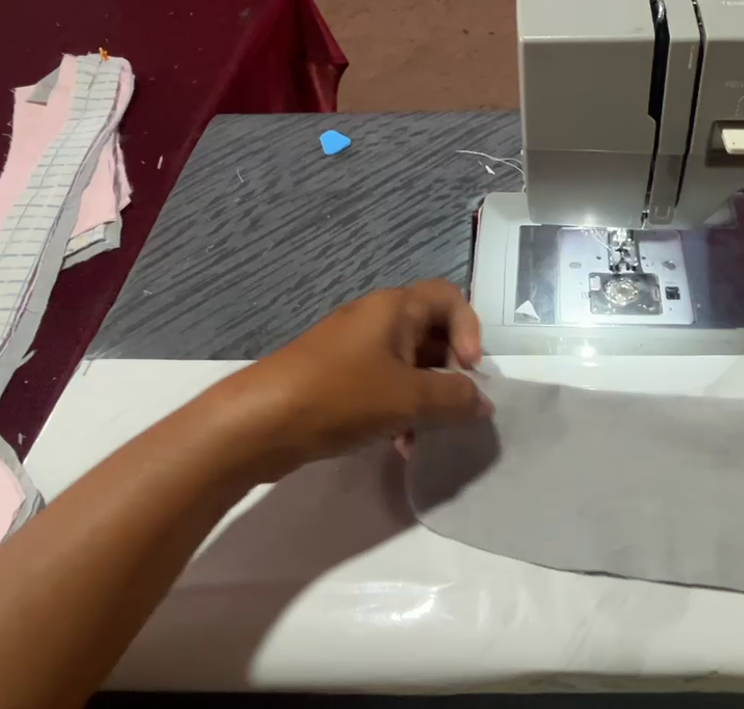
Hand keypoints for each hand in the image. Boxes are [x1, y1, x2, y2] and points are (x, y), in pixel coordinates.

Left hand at [205, 280, 491, 481]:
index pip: (450, 298)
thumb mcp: (409, 399)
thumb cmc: (342, 395)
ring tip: (425, 435)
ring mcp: (354, 348)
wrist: (261, 421)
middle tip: (454, 407)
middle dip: (449, 372)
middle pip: (431, 333)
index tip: (468, 371)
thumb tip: (483, 401)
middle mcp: (377, 319)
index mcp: (396, 308)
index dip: (470, 331)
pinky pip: (383, 384)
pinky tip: (398, 445)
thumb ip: (455, 398)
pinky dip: (398, 408)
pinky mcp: (337, 377)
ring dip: (425, 398)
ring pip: (408, 365)